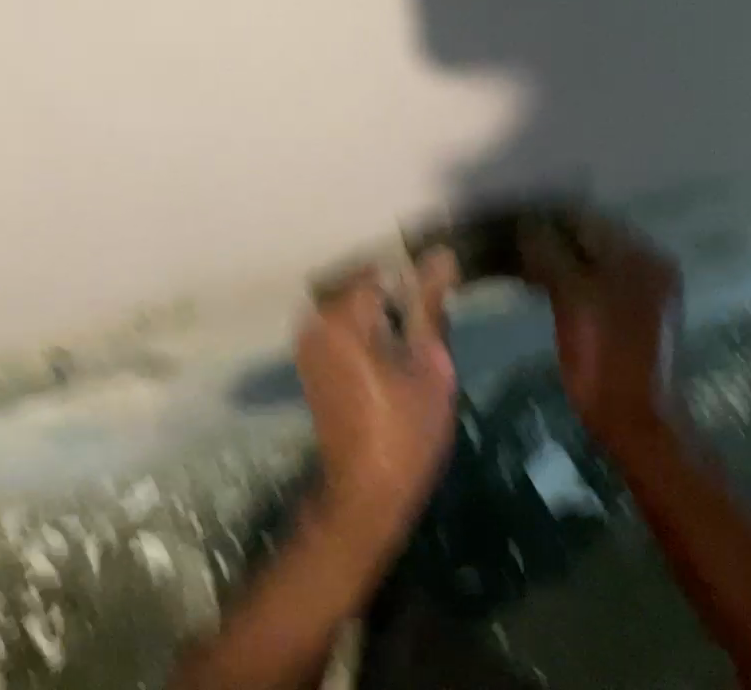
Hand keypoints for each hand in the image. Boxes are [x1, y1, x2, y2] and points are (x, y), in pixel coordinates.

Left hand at [296, 251, 460, 543]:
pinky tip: (391, 346)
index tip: (441, 284)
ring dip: (381, 307)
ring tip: (414, 328)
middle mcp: (317, 322)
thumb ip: (430, 305)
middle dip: (396, 288)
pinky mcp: (309, 361)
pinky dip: (365, 326)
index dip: (414, 272)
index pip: (383, 269)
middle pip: (363, 282)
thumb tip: (442, 257)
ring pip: (351, 303)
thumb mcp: (430, 364)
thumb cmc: (407, 431)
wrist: (366, 492)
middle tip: (431, 308)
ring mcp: (308, 342)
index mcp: (344, 318)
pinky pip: (340, 324)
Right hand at [519, 212, 681, 440]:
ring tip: (515, 261)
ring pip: (589, 257)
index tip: (505, 222)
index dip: (543, 218)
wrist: (637, 423)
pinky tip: (539, 283)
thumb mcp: (574, 301)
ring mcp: (643, 287)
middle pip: (588, 235)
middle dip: (548, 236)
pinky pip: (596, 278)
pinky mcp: (634, 310)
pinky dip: (567, 276)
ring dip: (554, 256)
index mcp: (640, 254)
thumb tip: (525, 224)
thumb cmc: (604, 363)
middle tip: (506, 242)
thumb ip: (551, 255)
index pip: (584, 218)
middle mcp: (647, 262)